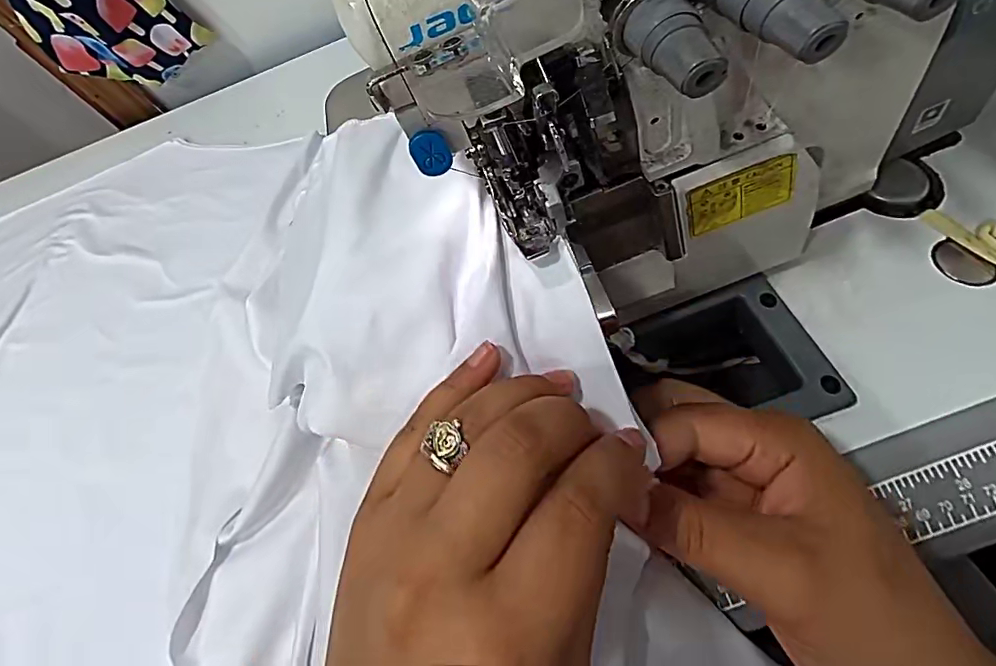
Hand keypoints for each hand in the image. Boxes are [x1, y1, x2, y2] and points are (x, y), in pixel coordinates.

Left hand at [326, 342, 651, 665]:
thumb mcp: (561, 660)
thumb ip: (585, 566)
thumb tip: (605, 474)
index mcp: (505, 630)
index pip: (576, 506)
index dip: (614, 465)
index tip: (630, 451)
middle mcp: (440, 570)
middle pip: (518, 450)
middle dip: (568, 420)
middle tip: (594, 421)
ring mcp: (392, 536)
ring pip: (463, 426)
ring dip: (516, 392)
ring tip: (554, 384)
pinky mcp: (365, 517)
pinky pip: (410, 432)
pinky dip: (452, 388)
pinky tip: (486, 360)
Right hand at [631, 382, 995, 665]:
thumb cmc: (890, 627)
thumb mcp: (783, 572)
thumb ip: (697, 528)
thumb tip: (627, 492)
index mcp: (780, 440)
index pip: (687, 418)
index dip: (646, 444)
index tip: (612, 477)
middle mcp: (760, 451)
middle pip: (677, 423)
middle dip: (637, 446)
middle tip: (602, 475)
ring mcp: (748, 487)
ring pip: (674, 461)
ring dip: (643, 479)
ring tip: (612, 502)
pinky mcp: (739, 521)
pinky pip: (682, 499)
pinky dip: (656, 508)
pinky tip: (636, 522)